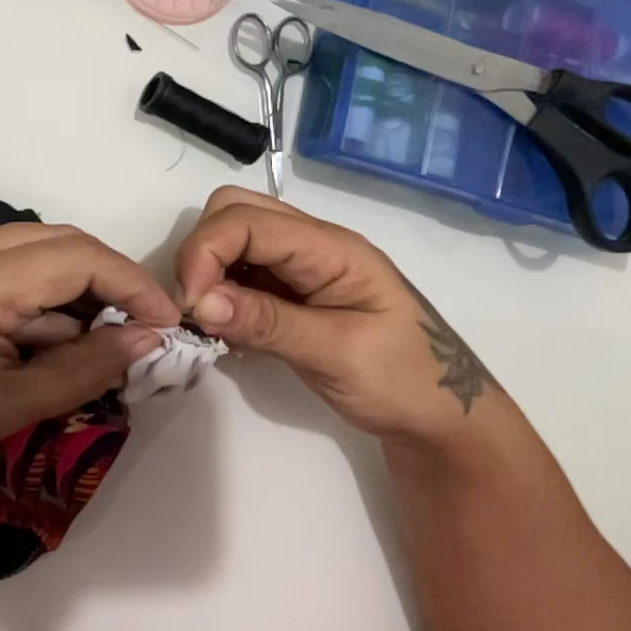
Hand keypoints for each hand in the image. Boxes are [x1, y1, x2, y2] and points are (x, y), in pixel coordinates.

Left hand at [0, 223, 176, 532]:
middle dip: (106, 281)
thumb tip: (147, 339)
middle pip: (58, 240)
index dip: (131, 285)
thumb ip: (84, 367)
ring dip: (70, 284)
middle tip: (138, 329)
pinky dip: (34, 286)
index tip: (167, 323)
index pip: (78, 257)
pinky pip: (1, 258)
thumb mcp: (8, 405)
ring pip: (31, 246)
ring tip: (93, 339)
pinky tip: (42, 330)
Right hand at [175, 187, 499, 440]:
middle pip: (233, 212)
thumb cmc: (404, 383)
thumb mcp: (337, 354)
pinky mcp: (289, 293)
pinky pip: (239, 272)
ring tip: (206, 321)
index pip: (245, 220)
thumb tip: (198, 302)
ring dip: (207, 271)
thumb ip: (267, 322)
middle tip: (194, 307)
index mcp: (331, 248)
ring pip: (232, 239)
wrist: (441, 419)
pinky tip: (224, 328)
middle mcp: (311, 245)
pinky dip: (218, 292)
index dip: (204, 252)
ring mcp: (300, 268)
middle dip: (201, 251)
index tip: (189, 305)